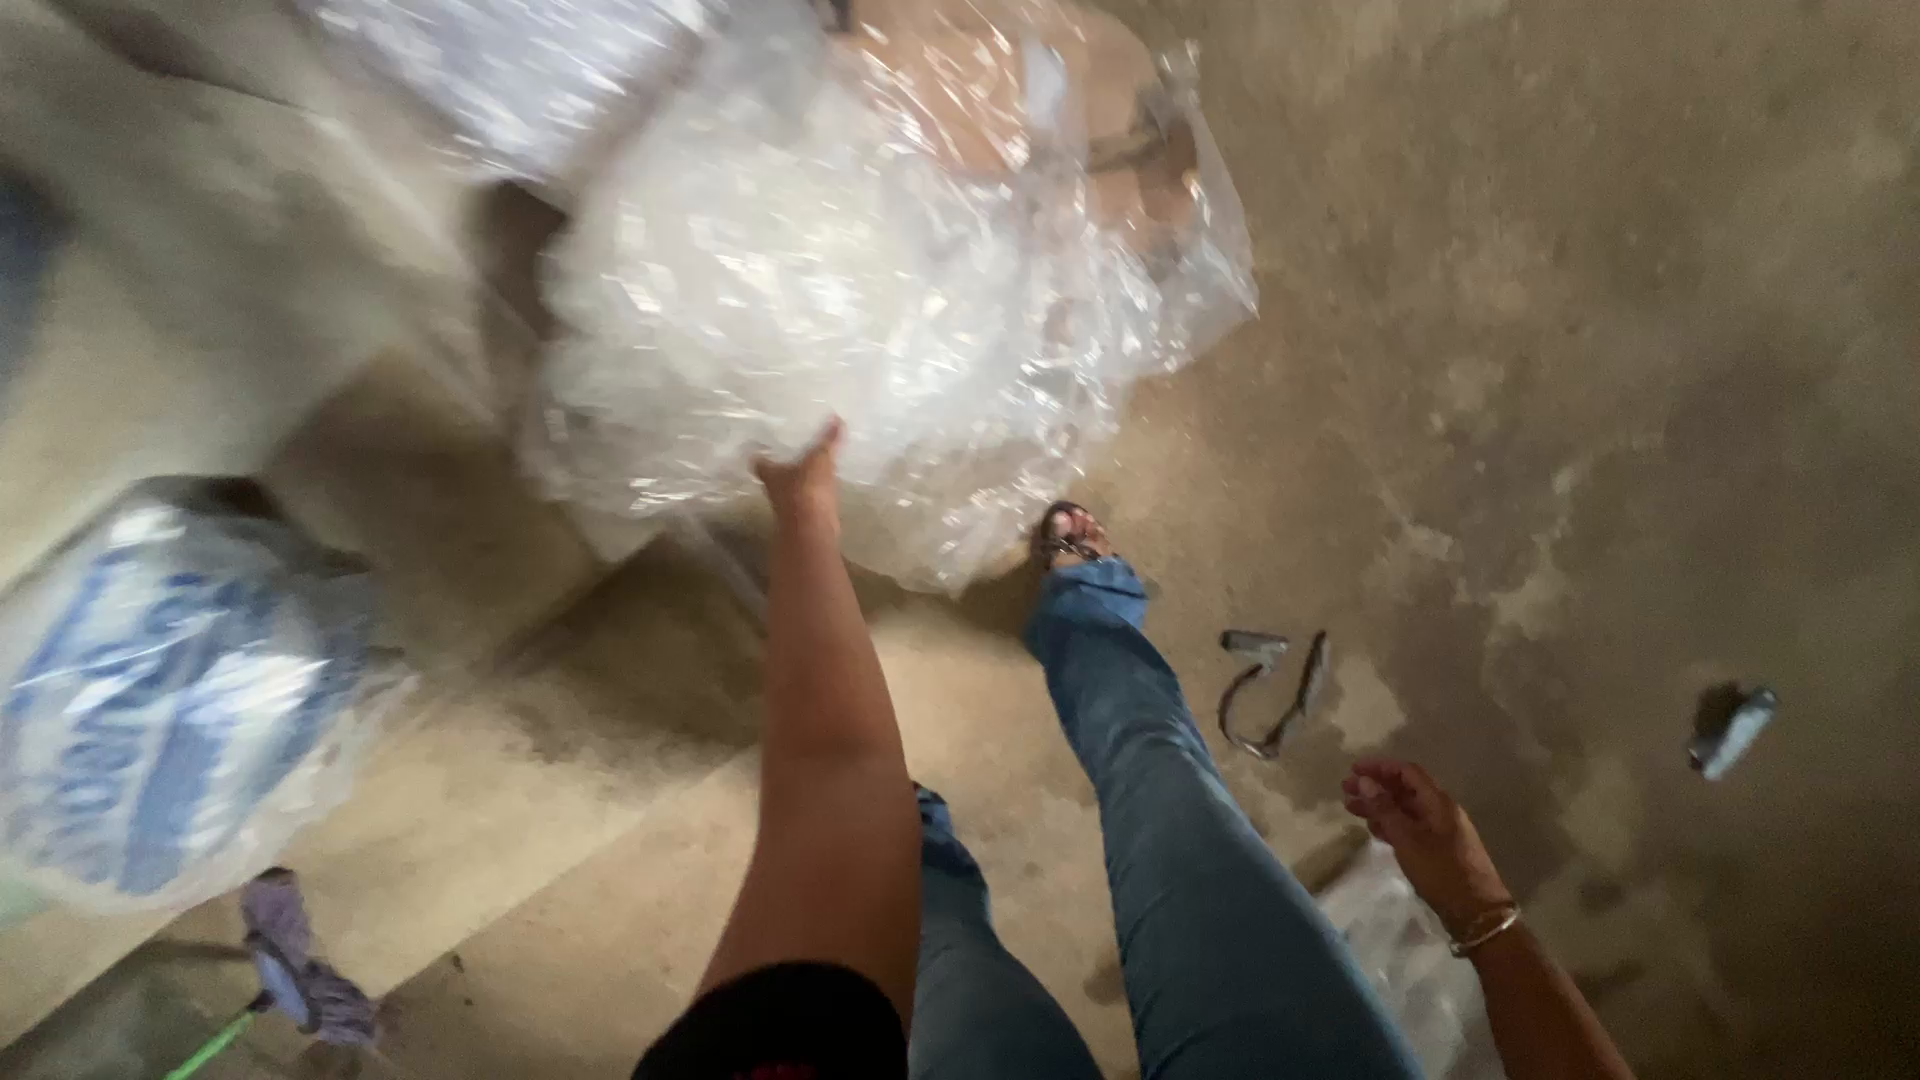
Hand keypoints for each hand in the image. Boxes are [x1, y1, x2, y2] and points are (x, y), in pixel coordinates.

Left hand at [754, 418, 843, 528]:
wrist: (813, 529)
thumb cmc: (806, 491)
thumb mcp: (819, 460)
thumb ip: (828, 441)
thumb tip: (837, 417)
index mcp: (772, 474)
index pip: (760, 462)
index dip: (760, 454)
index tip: (761, 445)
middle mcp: (776, 490)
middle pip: (774, 475)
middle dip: (782, 465)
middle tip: (791, 449)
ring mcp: (791, 505)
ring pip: (792, 488)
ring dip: (799, 480)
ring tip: (811, 464)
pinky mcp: (807, 516)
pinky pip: (811, 499)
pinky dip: (816, 492)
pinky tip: (825, 484)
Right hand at [1342, 758, 1513, 939]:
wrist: (1477, 914)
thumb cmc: (1441, 871)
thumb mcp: (1406, 838)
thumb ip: (1384, 808)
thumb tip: (1364, 780)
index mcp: (1438, 802)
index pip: (1407, 771)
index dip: (1379, 767)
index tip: (1353, 770)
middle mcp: (1441, 811)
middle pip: (1404, 788)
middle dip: (1374, 786)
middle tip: (1346, 790)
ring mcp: (1441, 830)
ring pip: (1405, 808)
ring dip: (1379, 805)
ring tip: (1352, 810)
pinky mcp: (1439, 848)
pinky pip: (1410, 825)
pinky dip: (1390, 823)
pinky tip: (1374, 830)